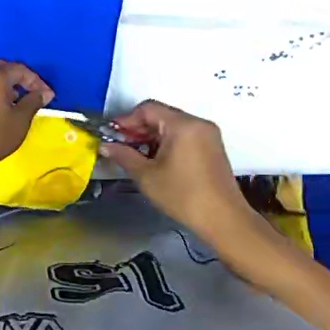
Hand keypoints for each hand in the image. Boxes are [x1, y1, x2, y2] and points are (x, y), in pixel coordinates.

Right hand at [98, 100, 252, 234]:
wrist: (223, 220)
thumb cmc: (183, 195)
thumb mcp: (146, 176)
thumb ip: (123, 155)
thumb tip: (106, 145)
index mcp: (183, 124)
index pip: (148, 108)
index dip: (126, 120)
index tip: (112, 136)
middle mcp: (198, 123)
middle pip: (161, 115)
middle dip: (138, 129)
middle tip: (121, 146)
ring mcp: (208, 135)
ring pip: (172, 125)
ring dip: (151, 136)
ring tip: (136, 156)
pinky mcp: (212, 147)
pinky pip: (184, 135)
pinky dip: (167, 142)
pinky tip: (156, 160)